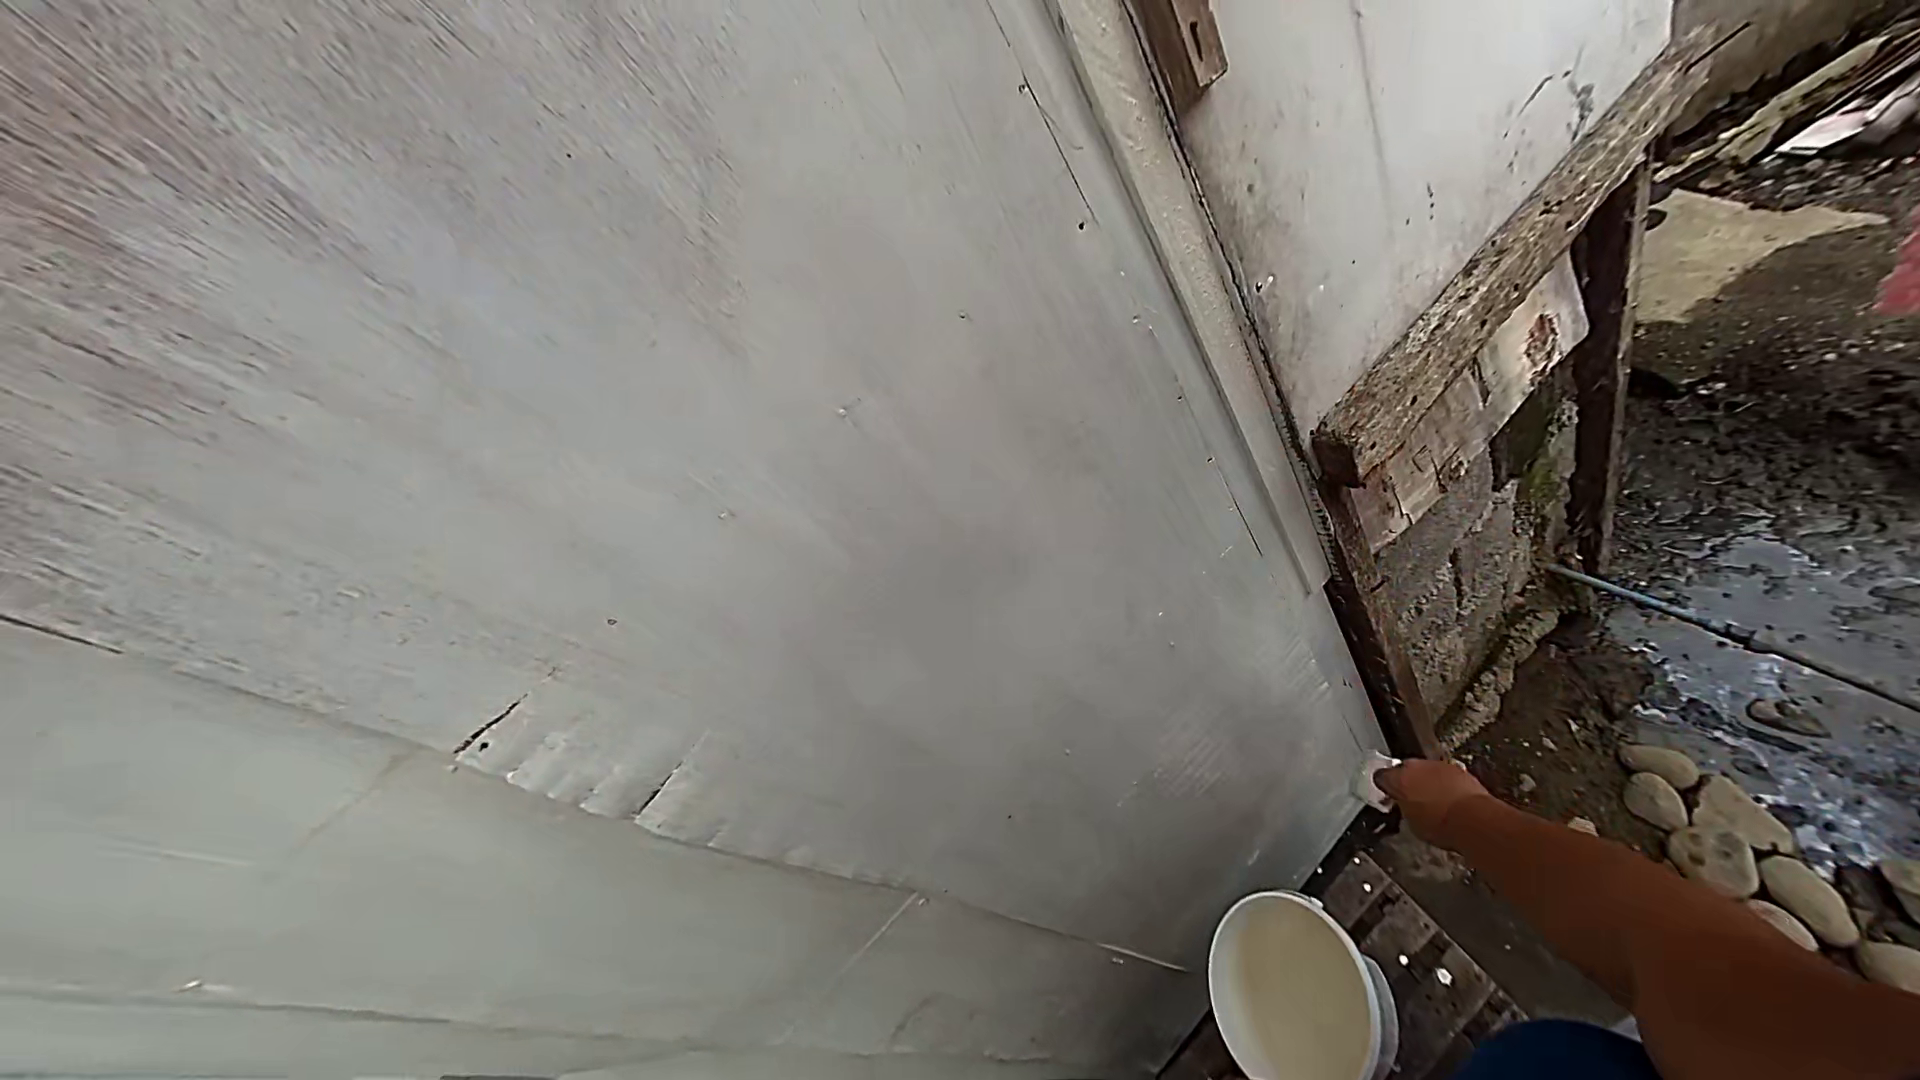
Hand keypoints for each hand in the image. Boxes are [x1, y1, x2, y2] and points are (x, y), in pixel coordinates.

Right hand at [1376, 759, 1494, 847]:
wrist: (1476, 822)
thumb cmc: (1441, 827)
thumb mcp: (1412, 824)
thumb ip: (1404, 809)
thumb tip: (1406, 807)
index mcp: (1396, 779)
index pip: (1381, 777)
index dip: (1386, 787)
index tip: (1391, 796)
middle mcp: (1413, 767)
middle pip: (1404, 769)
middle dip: (1407, 780)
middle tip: (1413, 797)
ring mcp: (1436, 766)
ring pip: (1426, 770)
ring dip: (1428, 780)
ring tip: (1436, 799)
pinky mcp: (1459, 770)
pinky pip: (1447, 774)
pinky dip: (1447, 783)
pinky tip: (1453, 798)